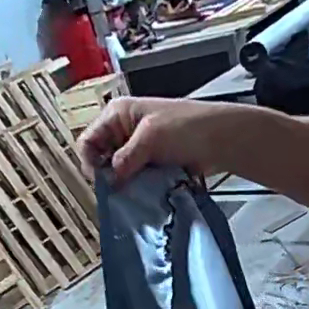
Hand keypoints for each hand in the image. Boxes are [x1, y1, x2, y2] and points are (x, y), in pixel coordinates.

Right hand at [76, 97, 224, 183]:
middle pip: (101, 160)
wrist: (220, 140)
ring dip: (123, 185)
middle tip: (119, 190)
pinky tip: (143, 194)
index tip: (103, 182)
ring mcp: (137, 150)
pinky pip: (134, 181)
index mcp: (118, 115)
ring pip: (118, 173)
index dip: (90, 162)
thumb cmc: (187, 126)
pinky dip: (136, 189)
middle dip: (108, 176)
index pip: (88, 142)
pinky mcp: (150, 166)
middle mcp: (123, 131)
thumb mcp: (150, 138)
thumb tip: (110, 181)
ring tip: (133, 193)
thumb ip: (125, 159)